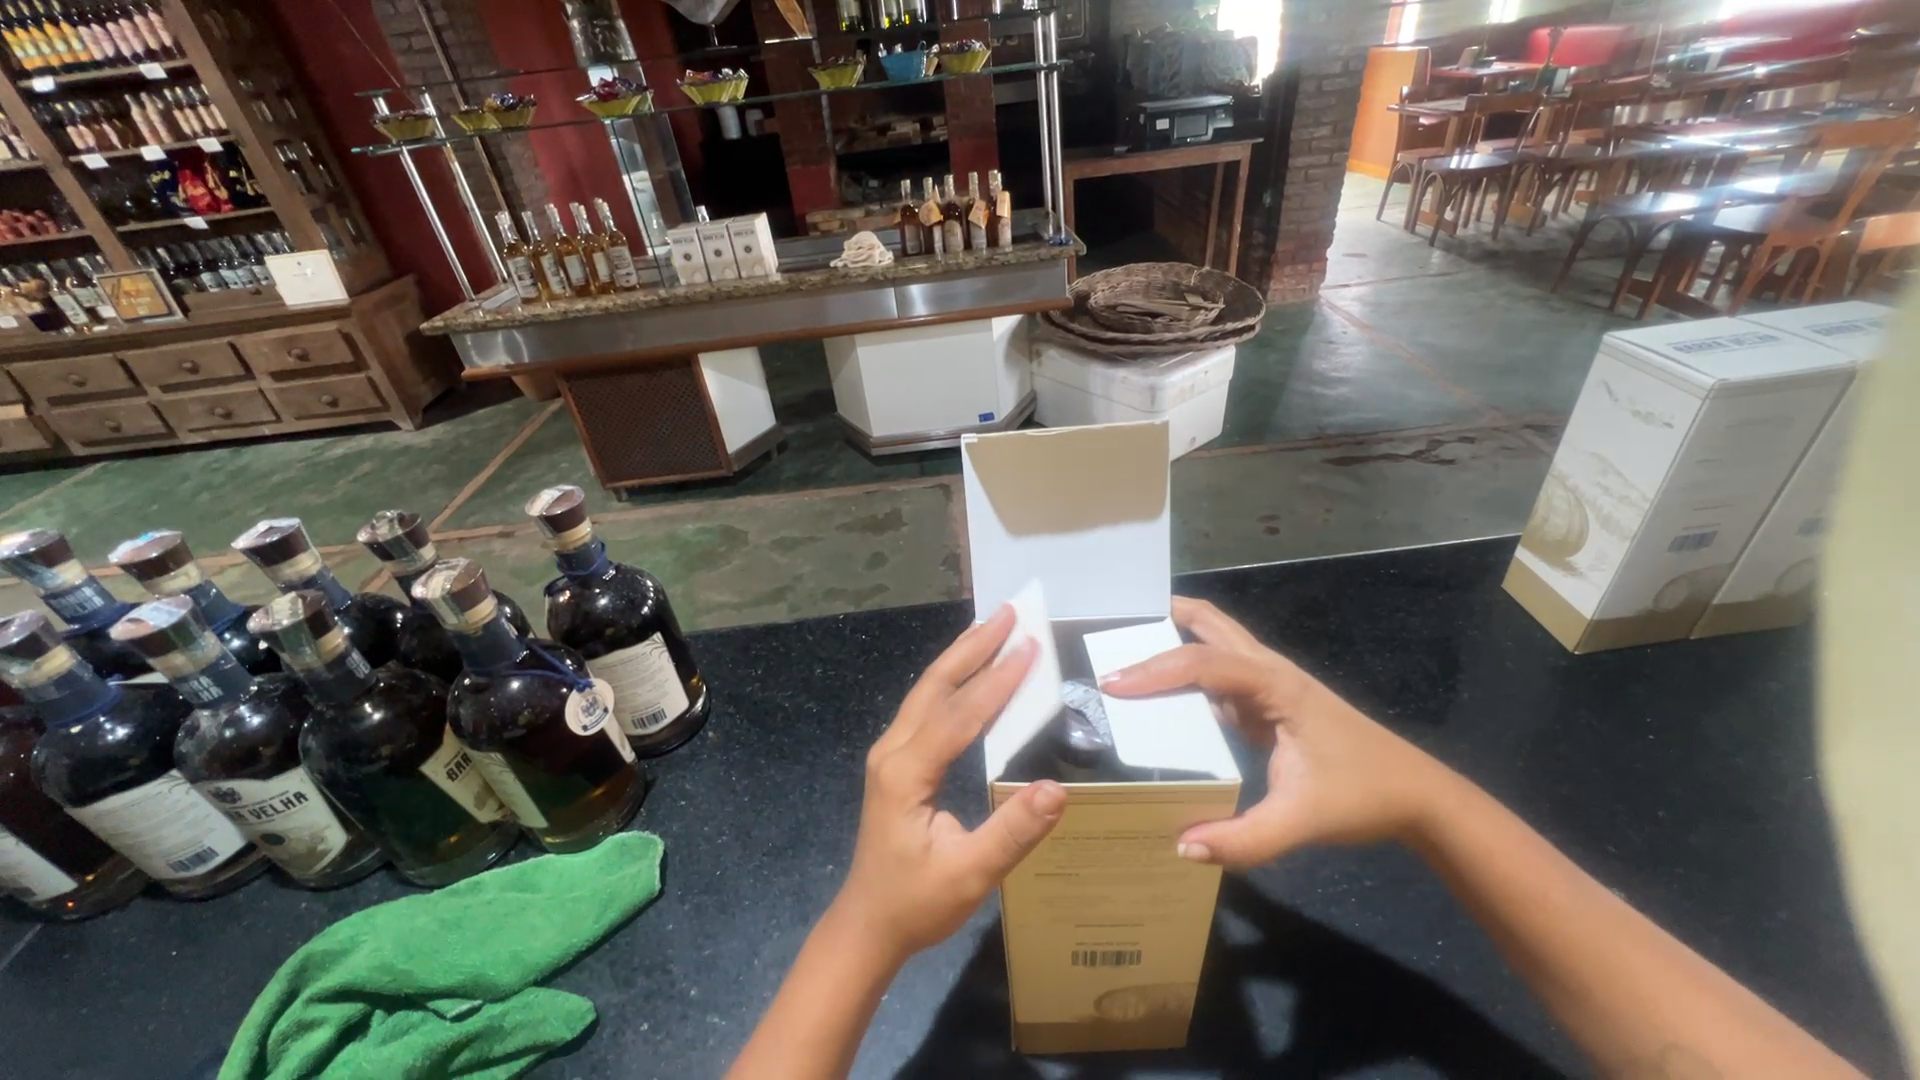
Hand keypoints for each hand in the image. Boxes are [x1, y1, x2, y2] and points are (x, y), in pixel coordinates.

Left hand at [832, 605, 1067, 960]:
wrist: (867, 924)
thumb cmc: (917, 903)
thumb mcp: (970, 874)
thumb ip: (1012, 831)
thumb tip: (1058, 789)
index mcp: (906, 772)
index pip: (959, 714)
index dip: (997, 680)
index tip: (1029, 648)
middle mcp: (893, 751)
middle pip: (935, 687)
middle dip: (973, 647)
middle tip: (1008, 612)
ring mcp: (890, 754)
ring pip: (927, 692)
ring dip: (961, 657)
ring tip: (992, 627)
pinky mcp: (896, 762)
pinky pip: (926, 708)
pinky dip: (952, 681)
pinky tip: (970, 672)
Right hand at [1098, 597, 1452, 868]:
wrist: (1416, 795)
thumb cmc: (1362, 796)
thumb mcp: (1302, 821)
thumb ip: (1245, 838)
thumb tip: (1183, 845)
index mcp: (1276, 686)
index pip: (1204, 663)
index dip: (1155, 671)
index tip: (1111, 684)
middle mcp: (1270, 672)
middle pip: (1212, 624)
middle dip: (1165, 616)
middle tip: (1119, 626)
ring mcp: (1271, 685)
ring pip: (1217, 642)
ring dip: (1177, 638)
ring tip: (1130, 649)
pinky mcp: (1270, 704)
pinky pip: (1221, 675)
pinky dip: (1189, 672)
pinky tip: (1166, 694)